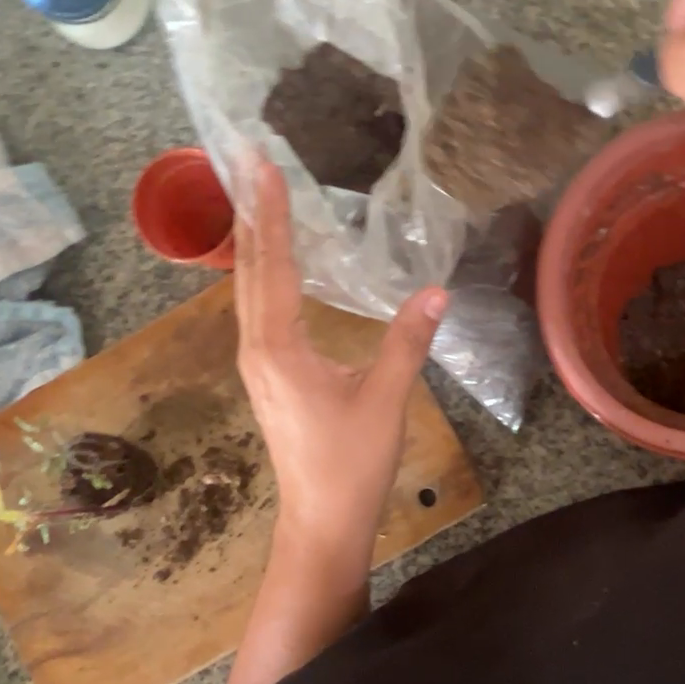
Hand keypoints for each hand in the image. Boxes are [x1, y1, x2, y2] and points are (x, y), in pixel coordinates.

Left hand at [235, 159, 447, 557]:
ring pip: (250, 295)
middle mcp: (258, 351)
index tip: (262, 164)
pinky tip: (280, 276)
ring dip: (255, 248)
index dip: (272, 214)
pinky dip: (266, 282)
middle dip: (252, 219)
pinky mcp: (271, 382)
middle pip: (249, 273)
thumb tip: (435, 293)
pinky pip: (261, 317)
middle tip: (251, 168)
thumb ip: (406, 343)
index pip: (274, 267)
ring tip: (261, 206)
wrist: (325, 519)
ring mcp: (260, 368)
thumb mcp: (385, 400)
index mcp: (279, 349)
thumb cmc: (352, 463)